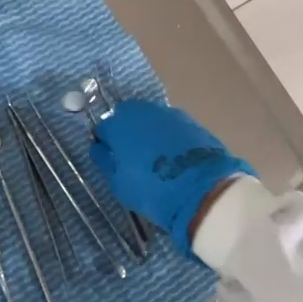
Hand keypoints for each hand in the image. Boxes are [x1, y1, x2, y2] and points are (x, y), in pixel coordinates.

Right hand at [89, 101, 253, 253]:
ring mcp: (170, 114)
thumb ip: (106, 162)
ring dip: (150, 135)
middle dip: (128, 134)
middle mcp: (143, 110)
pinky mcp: (193, 122)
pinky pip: (172, 128)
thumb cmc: (152, 189)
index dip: (105, 145)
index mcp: (119, 123)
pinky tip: (176, 159)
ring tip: (157, 160)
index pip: (103, 129)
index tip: (111, 161)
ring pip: (151, 121)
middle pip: (128, 119)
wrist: (203, 190)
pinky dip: (170, 139)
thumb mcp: (119, 184)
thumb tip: (100, 148)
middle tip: (133, 160)